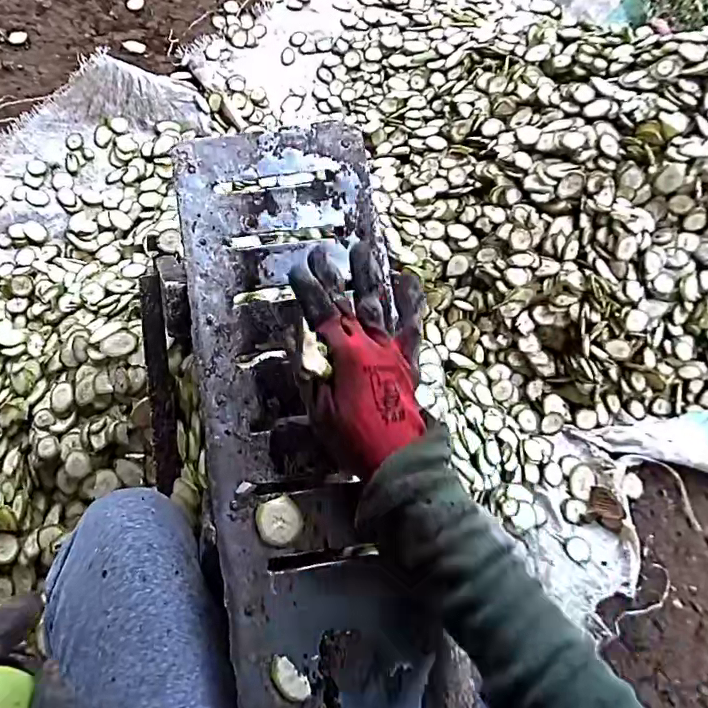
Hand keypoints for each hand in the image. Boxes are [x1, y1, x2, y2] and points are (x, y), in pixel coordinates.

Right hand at [288, 241, 427, 479]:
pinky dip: (410, 301)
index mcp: (346, 355)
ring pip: (379, 304)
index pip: (322, 313)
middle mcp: (371, 344)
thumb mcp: (318, 407)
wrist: (400, 459)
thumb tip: (295, 336)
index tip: (296, 271)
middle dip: (331, 275)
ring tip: (361, 249)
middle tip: (319, 252)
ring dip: (368, 276)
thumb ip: (308, 369)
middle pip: (347, 302)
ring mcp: (393, 350)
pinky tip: (406, 281)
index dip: (308, 290)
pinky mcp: (408, 360)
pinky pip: (412, 324)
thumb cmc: (353, 437)